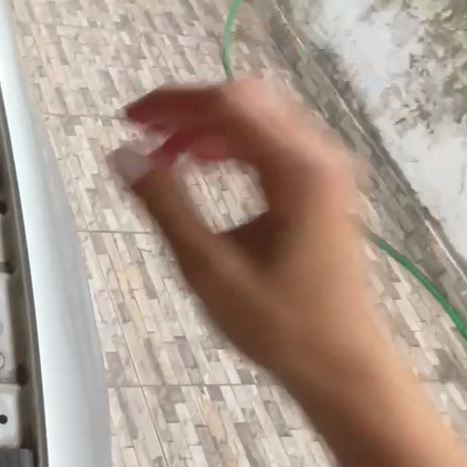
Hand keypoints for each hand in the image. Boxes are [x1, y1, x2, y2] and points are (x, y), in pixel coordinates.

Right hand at [112, 80, 398, 406]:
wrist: (344, 366)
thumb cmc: (278, 324)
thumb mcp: (208, 268)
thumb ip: (165, 205)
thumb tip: (121, 157)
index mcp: (296, 171)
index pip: (229, 105)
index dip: (173, 103)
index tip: (127, 119)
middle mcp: (318, 157)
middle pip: (247, 100)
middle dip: (188, 109)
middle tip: (141, 133)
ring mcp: (326, 172)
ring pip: (261, 117)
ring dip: (208, 125)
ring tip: (164, 153)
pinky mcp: (323, 189)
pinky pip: (272, 142)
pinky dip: (230, 143)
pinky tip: (201, 166)